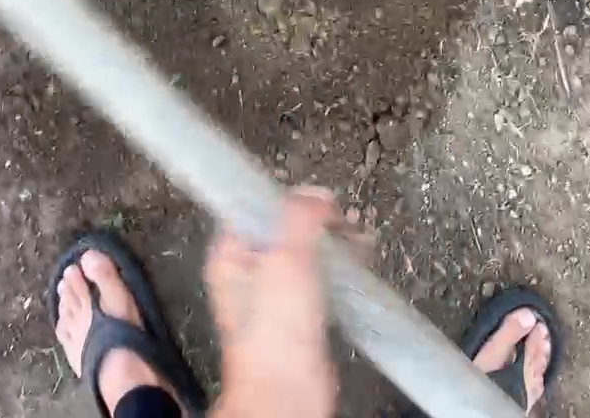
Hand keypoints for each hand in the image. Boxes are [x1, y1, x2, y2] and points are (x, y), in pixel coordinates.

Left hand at [204, 189, 340, 417]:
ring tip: (355, 233)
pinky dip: (340, 263)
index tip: (314, 196)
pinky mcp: (299, 313)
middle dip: (316, 218)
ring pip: (305, 249)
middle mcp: (249, 271)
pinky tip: (359, 257)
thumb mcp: (287, 256)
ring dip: (332, 238)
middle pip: (283, 226)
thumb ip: (300, 215)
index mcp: (230, 254)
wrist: (289, 394)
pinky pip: (320, 274)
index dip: (286, 196)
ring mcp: (274, 293)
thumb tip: (316, 195)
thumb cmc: (274, 338)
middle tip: (339, 214)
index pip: (254, 205)